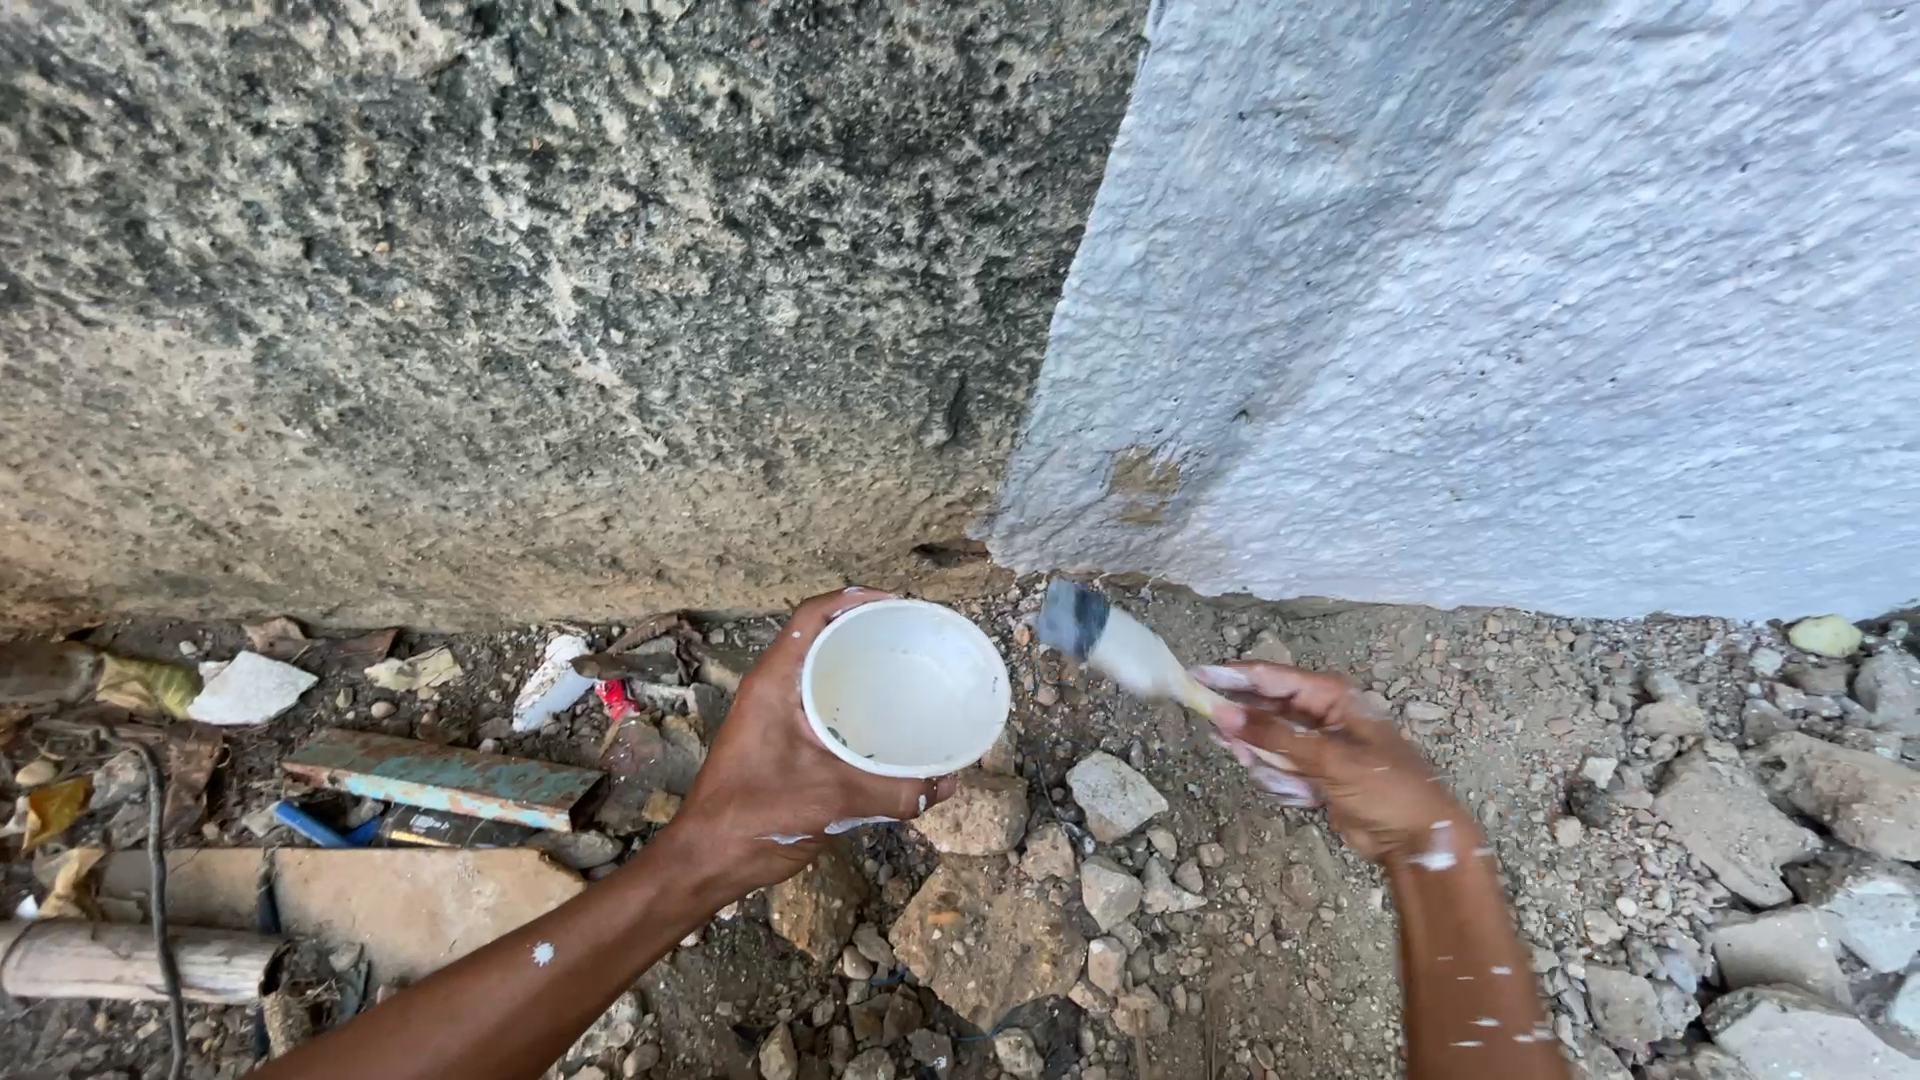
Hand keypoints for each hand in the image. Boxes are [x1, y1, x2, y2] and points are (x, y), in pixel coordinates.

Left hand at [665, 589, 956, 894]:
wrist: (705, 861)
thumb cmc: (754, 817)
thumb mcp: (832, 799)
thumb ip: (893, 793)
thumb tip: (945, 786)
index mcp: (776, 682)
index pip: (812, 616)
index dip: (854, 599)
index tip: (897, 604)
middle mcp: (773, 688)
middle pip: (820, 636)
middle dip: (863, 629)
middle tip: (909, 636)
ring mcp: (774, 714)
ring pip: (820, 670)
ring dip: (856, 664)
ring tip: (902, 670)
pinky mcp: (780, 740)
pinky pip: (821, 703)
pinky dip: (850, 700)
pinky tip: (881, 720)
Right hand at [1193, 662, 1471, 867]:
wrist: (1417, 841)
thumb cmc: (1385, 788)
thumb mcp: (1328, 758)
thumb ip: (1272, 734)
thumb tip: (1222, 713)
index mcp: (1328, 696)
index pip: (1267, 676)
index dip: (1229, 675)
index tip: (1194, 676)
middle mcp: (1316, 714)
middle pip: (1259, 710)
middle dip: (1247, 733)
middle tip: (1229, 745)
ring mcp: (1310, 744)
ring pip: (1261, 744)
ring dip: (1270, 767)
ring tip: (1294, 784)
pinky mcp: (1307, 771)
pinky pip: (1273, 768)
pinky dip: (1283, 784)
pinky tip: (1307, 798)